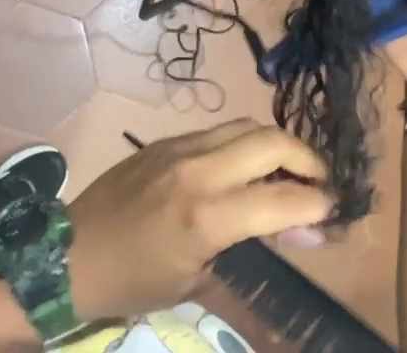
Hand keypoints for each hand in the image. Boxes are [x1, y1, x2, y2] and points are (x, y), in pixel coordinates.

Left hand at [65, 121, 333, 321]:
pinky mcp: (164, 140)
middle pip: (270, 141)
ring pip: (244, 125)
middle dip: (307, 158)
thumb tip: (301, 229)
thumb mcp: (199, 276)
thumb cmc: (136, 280)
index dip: (319, 204)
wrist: (71, 253)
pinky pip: (216, 130)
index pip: (284, 198)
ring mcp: (178, 147)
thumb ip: (251, 244)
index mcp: (207, 215)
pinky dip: (243, 141)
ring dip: (276, 143)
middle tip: (321, 182)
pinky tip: (248, 164)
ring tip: (290, 168)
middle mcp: (197, 169)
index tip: (334, 212)